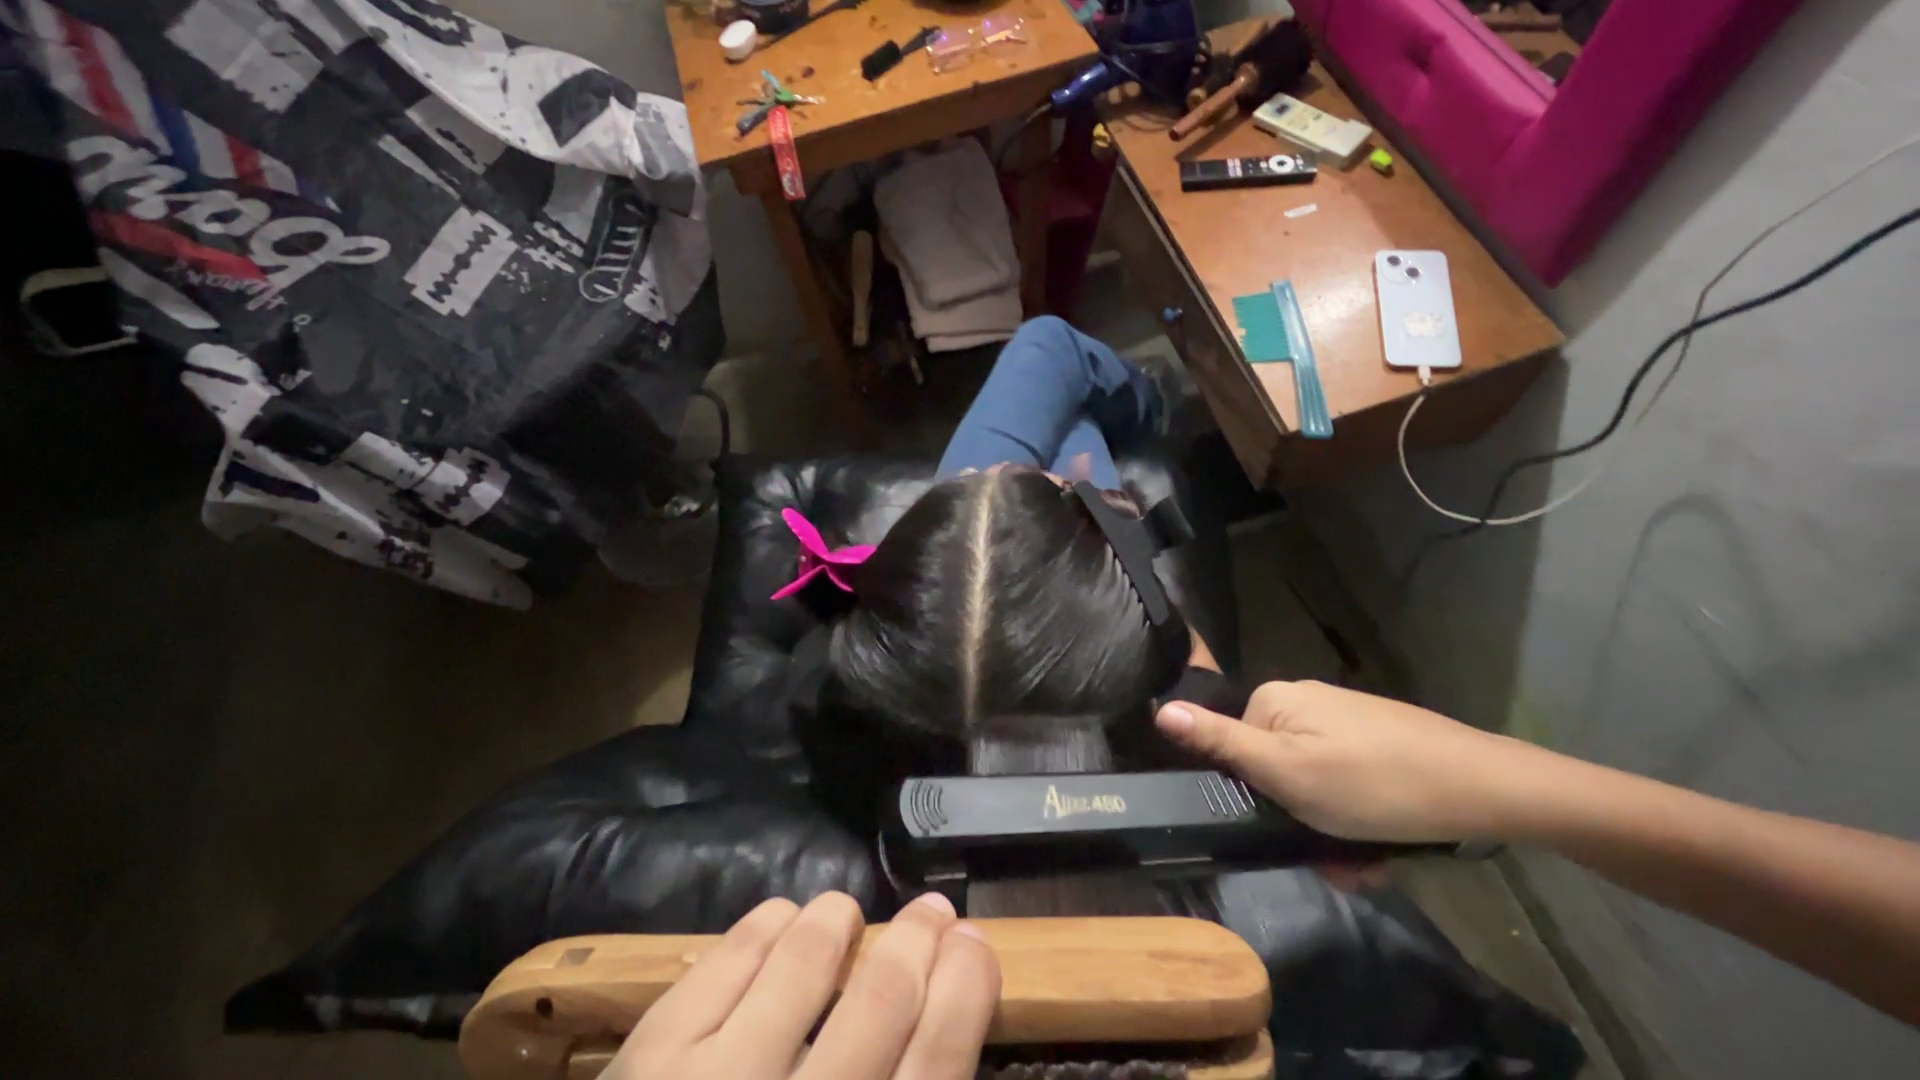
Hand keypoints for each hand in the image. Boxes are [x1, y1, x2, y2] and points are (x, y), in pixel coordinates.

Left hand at [607, 892, 999, 1079]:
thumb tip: (947, 1008)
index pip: (938, 1058)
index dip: (967, 987)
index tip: (974, 944)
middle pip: (883, 997)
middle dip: (919, 938)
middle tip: (932, 910)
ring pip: (805, 960)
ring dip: (837, 919)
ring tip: (845, 912)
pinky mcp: (654, 1057)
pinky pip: (731, 957)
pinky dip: (767, 925)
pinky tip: (782, 920)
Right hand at [1155, 680, 1541, 841]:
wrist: (1484, 788)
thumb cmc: (1374, 783)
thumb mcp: (1286, 774)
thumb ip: (1221, 744)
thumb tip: (1161, 710)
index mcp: (1276, 700)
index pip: (1235, 752)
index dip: (1255, 801)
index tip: (1285, 835)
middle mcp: (1307, 702)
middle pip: (1278, 774)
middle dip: (1300, 825)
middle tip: (1335, 862)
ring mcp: (1347, 721)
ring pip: (1315, 788)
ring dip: (1332, 834)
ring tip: (1366, 865)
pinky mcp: (1380, 740)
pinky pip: (1349, 786)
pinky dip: (1358, 821)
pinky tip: (1383, 849)